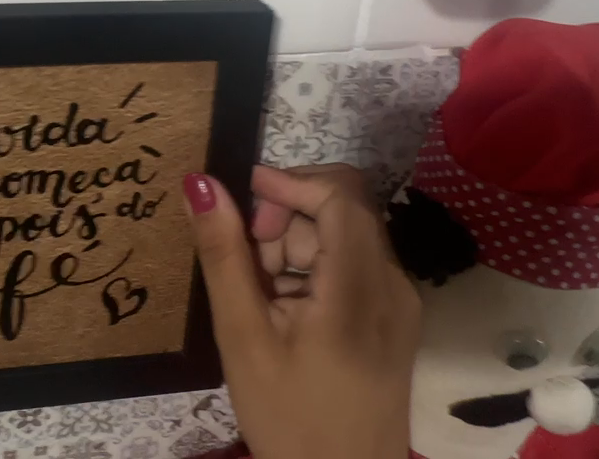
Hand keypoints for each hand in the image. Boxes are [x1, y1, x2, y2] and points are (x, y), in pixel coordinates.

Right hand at [183, 164, 421, 458]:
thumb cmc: (288, 416)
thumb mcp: (242, 334)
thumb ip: (223, 252)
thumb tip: (199, 181)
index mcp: (362, 288)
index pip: (341, 195)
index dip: (290, 181)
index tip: (243, 196)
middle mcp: (394, 285)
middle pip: (342, 210)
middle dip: (288, 215)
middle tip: (247, 254)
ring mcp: (399, 303)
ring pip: (344, 235)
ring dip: (295, 242)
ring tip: (261, 291)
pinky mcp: (394, 319)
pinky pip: (353, 263)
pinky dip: (312, 266)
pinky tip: (283, 306)